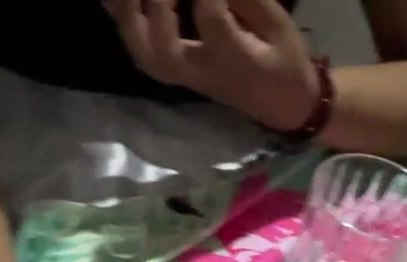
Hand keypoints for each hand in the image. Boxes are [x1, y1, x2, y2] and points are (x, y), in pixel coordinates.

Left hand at [106, 0, 320, 130]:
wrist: (280, 105)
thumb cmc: (283, 63)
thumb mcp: (278, 27)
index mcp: (232, 60)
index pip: (209, 18)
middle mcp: (200, 71)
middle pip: (162, 46)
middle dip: (156, 2)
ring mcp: (183, 76)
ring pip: (144, 53)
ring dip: (128, 12)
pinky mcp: (174, 73)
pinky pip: (140, 51)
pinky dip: (124, 20)